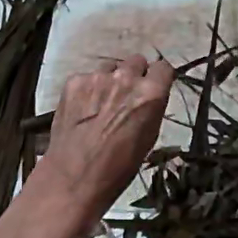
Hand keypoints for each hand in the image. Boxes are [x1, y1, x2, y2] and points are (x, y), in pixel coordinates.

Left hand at [37, 53, 174, 220]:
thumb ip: (151, 107)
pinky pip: (86, 77)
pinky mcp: (73, 81)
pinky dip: (87, 89)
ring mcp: (97, 77)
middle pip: (136, 61)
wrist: (74, 176)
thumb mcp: (148, 137)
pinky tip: (82, 109)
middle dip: (134, 75)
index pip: (163, 67)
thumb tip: (149, 96)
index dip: (158, 77)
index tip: (154, 85)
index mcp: (150, 93)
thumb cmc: (119, 166)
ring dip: (109, 80)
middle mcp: (125, 78)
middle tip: (126, 95)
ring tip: (100, 104)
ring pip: (109, 68)